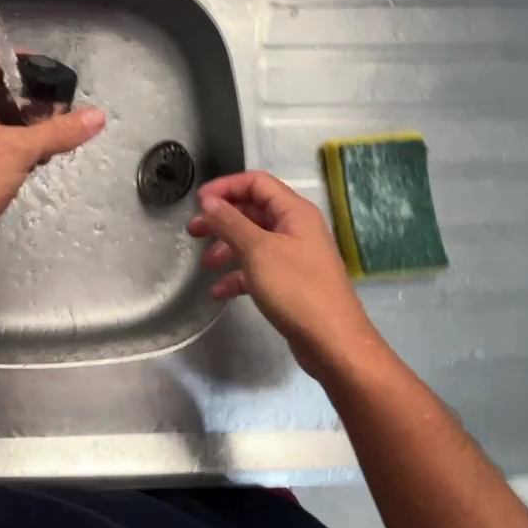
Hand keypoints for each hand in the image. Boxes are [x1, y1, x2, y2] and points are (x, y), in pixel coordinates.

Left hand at [0, 50, 105, 261]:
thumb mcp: (20, 151)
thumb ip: (59, 131)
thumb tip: (98, 115)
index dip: (19, 59)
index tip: (48, 69)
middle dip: (22, 93)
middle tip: (53, 101)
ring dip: (16, 117)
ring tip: (47, 126)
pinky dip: (4, 136)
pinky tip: (28, 152)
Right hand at [188, 171, 379, 376]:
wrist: (334, 344)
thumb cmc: (296, 289)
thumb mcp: (257, 251)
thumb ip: (230, 222)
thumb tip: (209, 201)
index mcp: (294, 212)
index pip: (256, 183)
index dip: (226, 187)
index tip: (199, 203)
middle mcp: (296, 228)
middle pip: (252, 211)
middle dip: (222, 219)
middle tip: (194, 231)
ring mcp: (294, 256)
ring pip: (253, 241)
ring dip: (227, 248)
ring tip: (205, 264)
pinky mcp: (290, 282)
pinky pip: (259, 269)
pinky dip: (238, 276)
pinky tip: (219, 292)